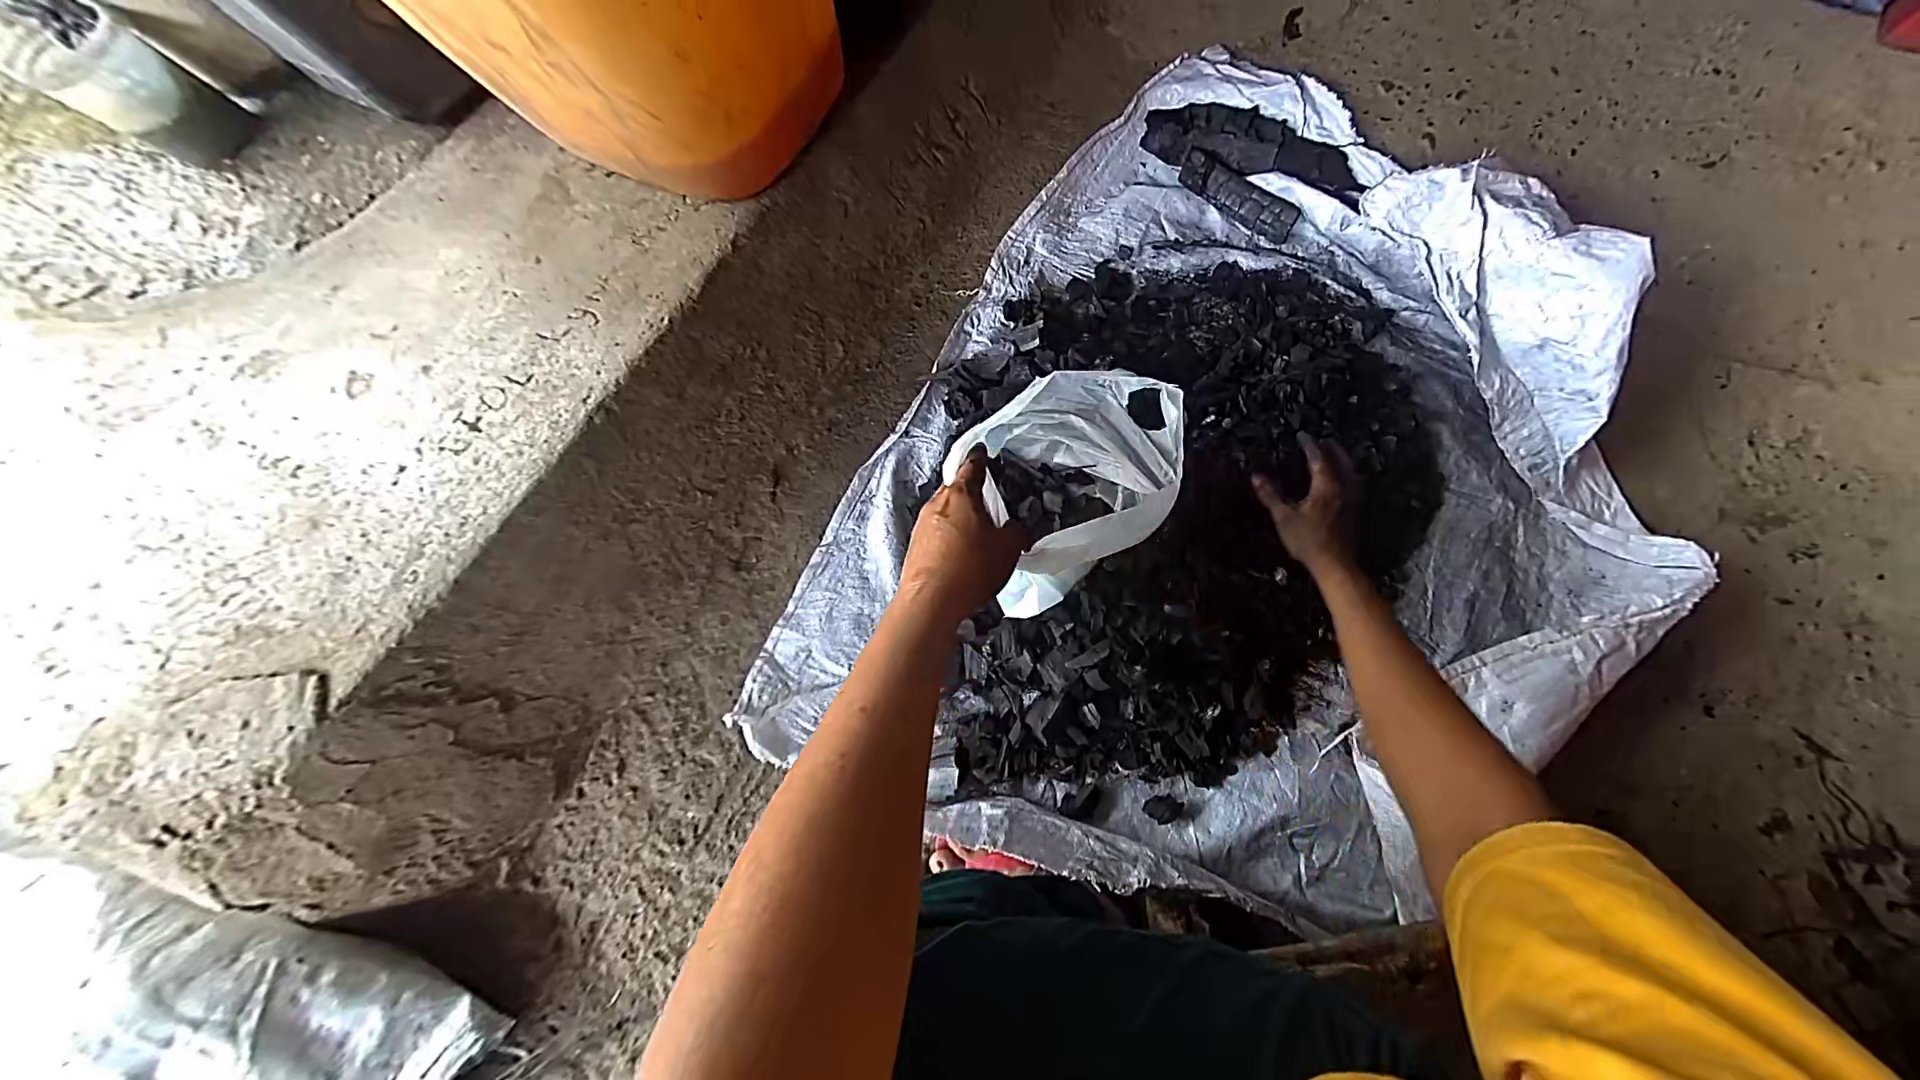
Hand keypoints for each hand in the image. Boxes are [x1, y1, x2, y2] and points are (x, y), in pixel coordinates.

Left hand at [900, 448, 1027, 620]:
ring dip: (960, 517)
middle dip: (972, 494)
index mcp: (961, 494)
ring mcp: (923, 524)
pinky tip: (961, 554)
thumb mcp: (1008, 548)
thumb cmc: (970, 568)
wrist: (930, 601)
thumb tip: (1017, 528)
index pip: (973, 466)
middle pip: (957, 489)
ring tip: (978, 534)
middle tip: (990, 503)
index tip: (984, 454)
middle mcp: (937, 503)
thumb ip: (1017, 531)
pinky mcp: (915, 546)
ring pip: (945, 511)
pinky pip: (936, 533)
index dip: (981, 458)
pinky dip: (949, 537)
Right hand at [1252, 433, 1358, 575]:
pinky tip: (1340, 479)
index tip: (1303, 436)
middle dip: (1331, 449)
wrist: (1334, 563)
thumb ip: (1271, 495)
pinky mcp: (1355, 510)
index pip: (1319, 459)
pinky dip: (1346, 473)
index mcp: (1327, 486)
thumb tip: (1256, 477)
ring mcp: (1353, 499)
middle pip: (1341, 461)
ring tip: (1333, 455)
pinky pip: (1353, 482)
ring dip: (1342, 460)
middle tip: (1322, 440)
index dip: (1310, 446)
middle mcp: (1344, 488)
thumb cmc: (1307, 540)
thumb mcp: (1283, 517)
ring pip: (1350, 471)